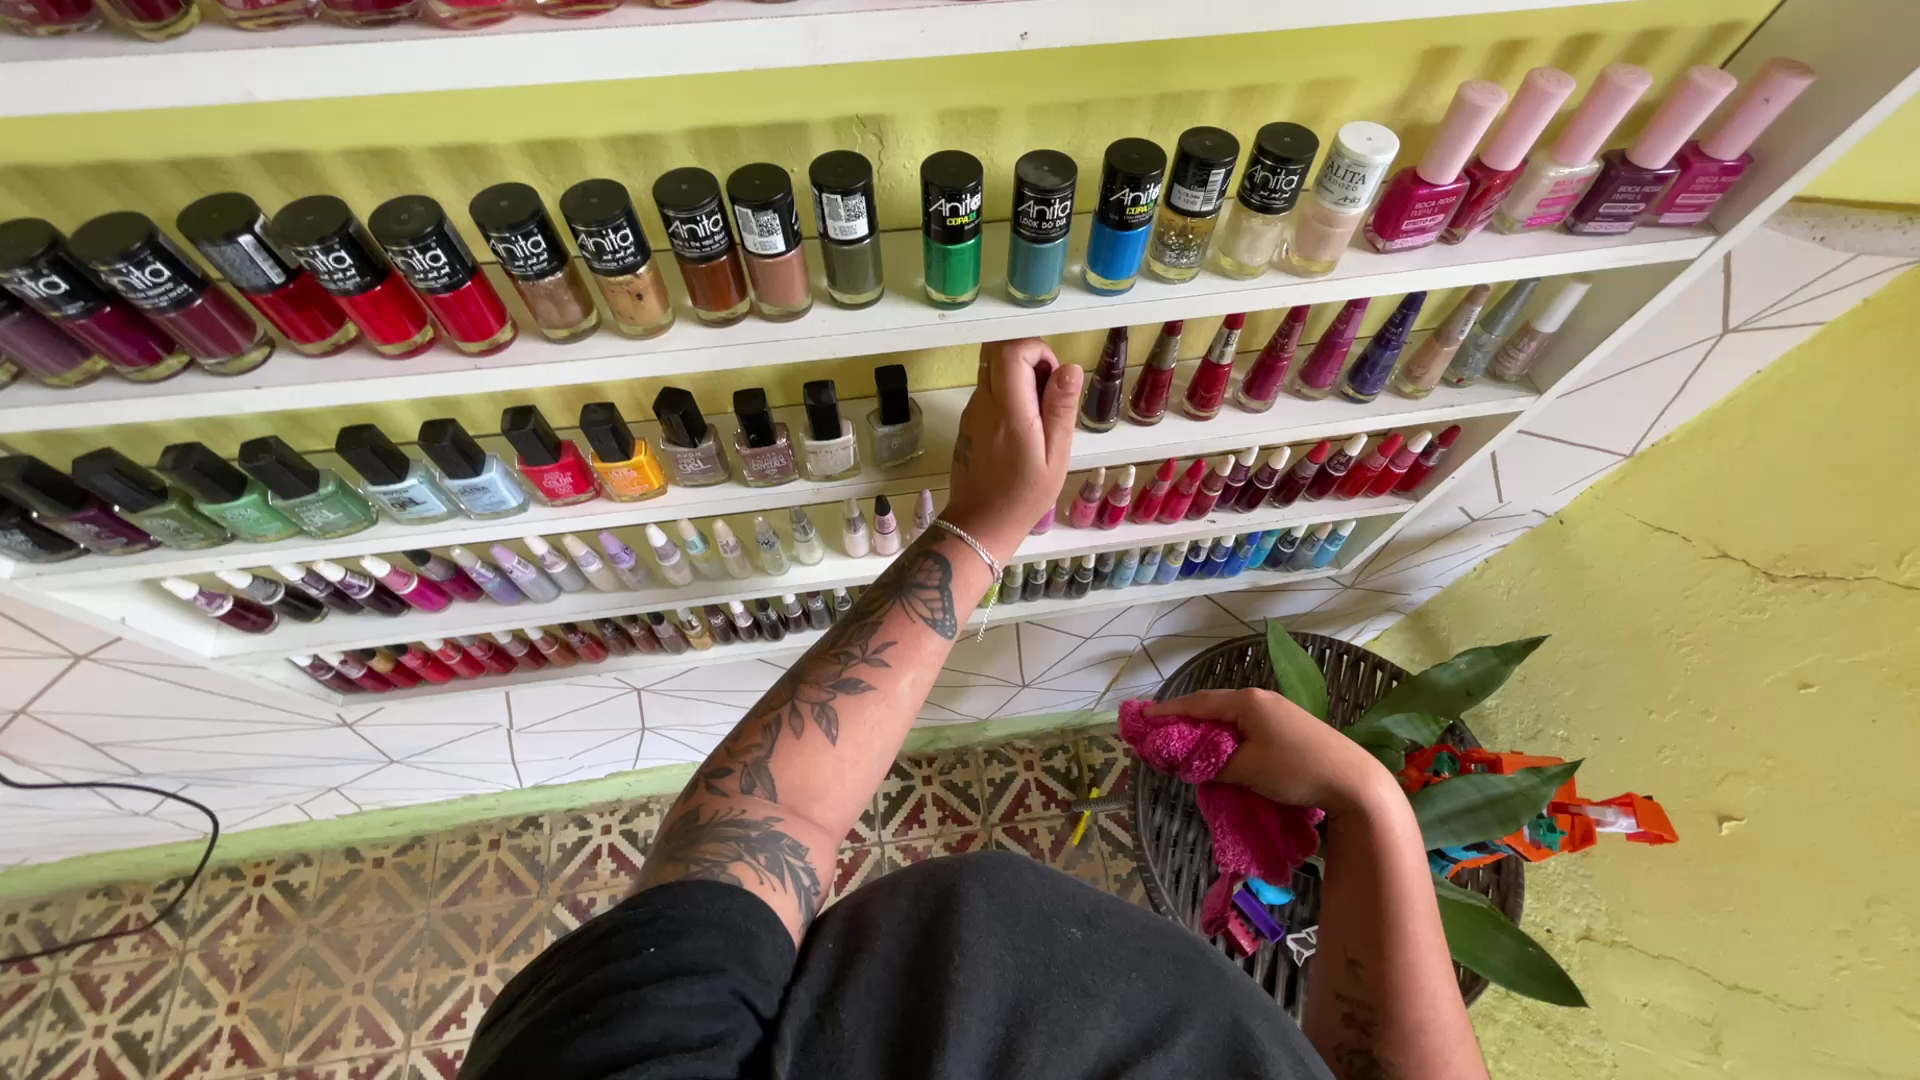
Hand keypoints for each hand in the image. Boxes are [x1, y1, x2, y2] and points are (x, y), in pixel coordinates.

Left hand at [943, 339, 1080, 561]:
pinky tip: (1022, 429)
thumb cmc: (1024, 496)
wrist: (980, 524)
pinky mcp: (967, 422)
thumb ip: (1060, 409)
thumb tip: (1069, 368)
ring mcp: (971, 412)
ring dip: (1018, 377)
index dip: (1037, 350)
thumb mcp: (1055, 457)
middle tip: (1048, 390)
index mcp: (1008, 411)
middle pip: (996, 350)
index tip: (1054, 376)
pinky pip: (988, 392)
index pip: (1011, 351)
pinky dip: (1007, 395)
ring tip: (1039, 415)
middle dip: (1027, 357)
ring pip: (991, 370)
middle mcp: (983, 404)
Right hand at [1146, 689, 1398, 815]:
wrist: (1355, 783)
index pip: (1197, 702)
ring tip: (1188, 742)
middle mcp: (1260, 698)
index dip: (1168, 710)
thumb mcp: (1245, 770)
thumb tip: (1188, 763)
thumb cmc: (1295, 770)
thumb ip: (1211, 764)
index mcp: (1246, 701)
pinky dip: (1227, 734)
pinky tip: (1222, 748)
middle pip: (1212, 706)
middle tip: (1162, 732)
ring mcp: (1278, 711)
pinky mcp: (1290, 727)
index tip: (1145, 717)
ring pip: (1230, 717)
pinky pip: (1246, 725)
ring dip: (1208, 729)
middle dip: (1186, 719)